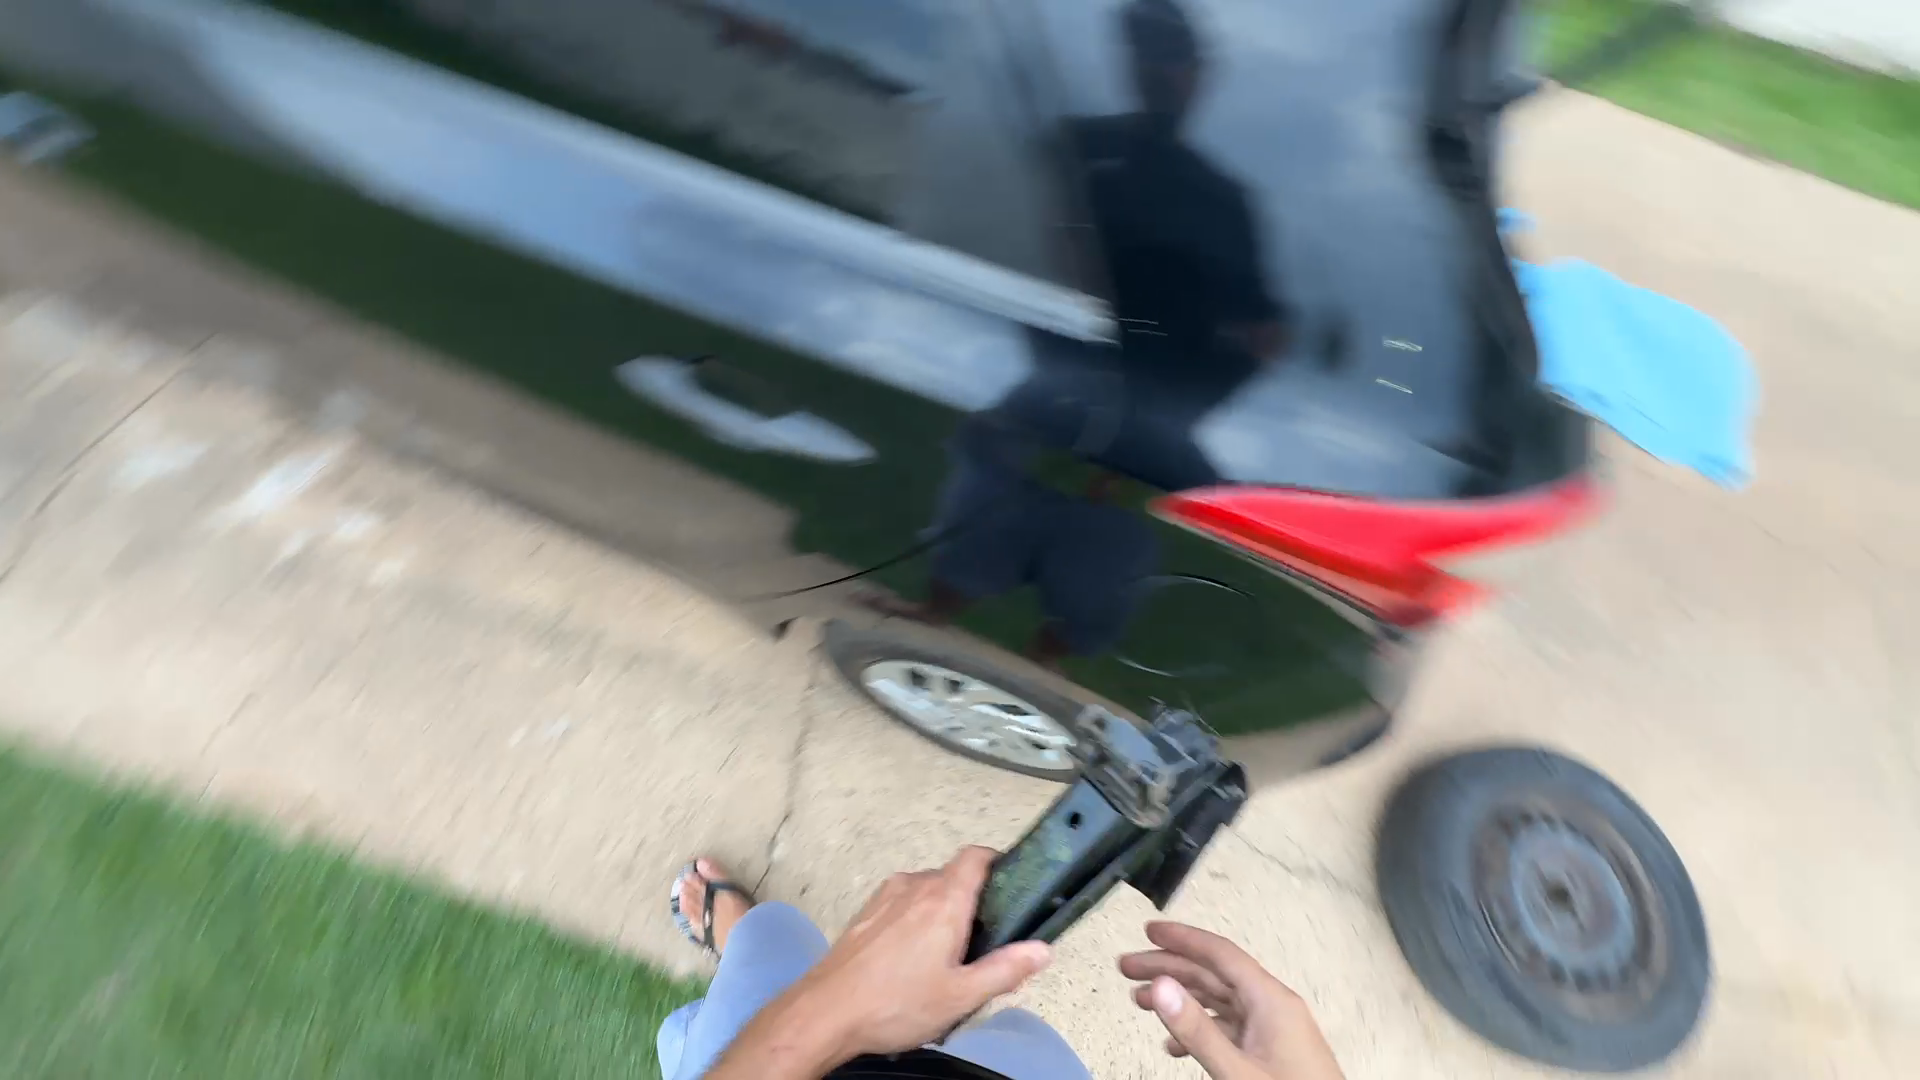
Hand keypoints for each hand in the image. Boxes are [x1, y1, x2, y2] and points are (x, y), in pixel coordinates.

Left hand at [802, 846, 1053, 1058]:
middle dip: (970, 901)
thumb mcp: (961, 996)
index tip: (1008, 882)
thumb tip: (1042, 949)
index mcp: (945, 899)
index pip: (976, 856)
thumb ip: (1005, 969)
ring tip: (940, 957)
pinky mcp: (868, 908)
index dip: (995, 861)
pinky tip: (909, 957)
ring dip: (940, 911)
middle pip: (953, 876)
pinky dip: (914, 917)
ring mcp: (888, 894)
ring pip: (927, 890)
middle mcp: (917, 885)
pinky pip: (903, 901)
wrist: (828, 1010)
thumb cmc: (897, 1003)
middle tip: (977, 942)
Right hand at [1121, 921, 1344, 1079]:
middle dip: (1169, 969)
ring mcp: (1274, 1032)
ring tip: (1138, 1002)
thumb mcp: (1238, 1075)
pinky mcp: (1272, 1055)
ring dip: (1180, 1000)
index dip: (1182, 938)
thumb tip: (1159, 984)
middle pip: (1213, 975)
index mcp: (1270, 999)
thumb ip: (1197, 1031)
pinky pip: (1229, 1029)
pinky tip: (1173, 1048)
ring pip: (1218, 1002)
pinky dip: (1200, 1030)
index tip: (1147, 931)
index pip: (1219, 954)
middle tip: (1125, 969)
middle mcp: (1272, 1006)